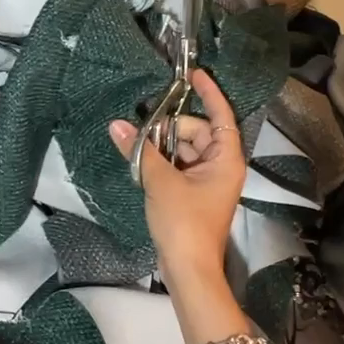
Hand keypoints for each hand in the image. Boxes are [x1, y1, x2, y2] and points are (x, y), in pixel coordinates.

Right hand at [110, 70, 247, 279]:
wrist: (188, 269)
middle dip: (169, 128)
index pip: (221, 116)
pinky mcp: (193, 192)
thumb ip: (139, 149)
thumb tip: (117, 124)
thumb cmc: (184, 222)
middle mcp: (220, 165)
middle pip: (195, 130)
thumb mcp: (159, 181)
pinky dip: (160, 160)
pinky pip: (177, 164)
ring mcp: (207, 180)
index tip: (193, 74)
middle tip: (142, 132)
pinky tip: (140, 161)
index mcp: (225, 159)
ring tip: (137, 147)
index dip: (209, 93)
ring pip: (183, 147)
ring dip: (161, 145)